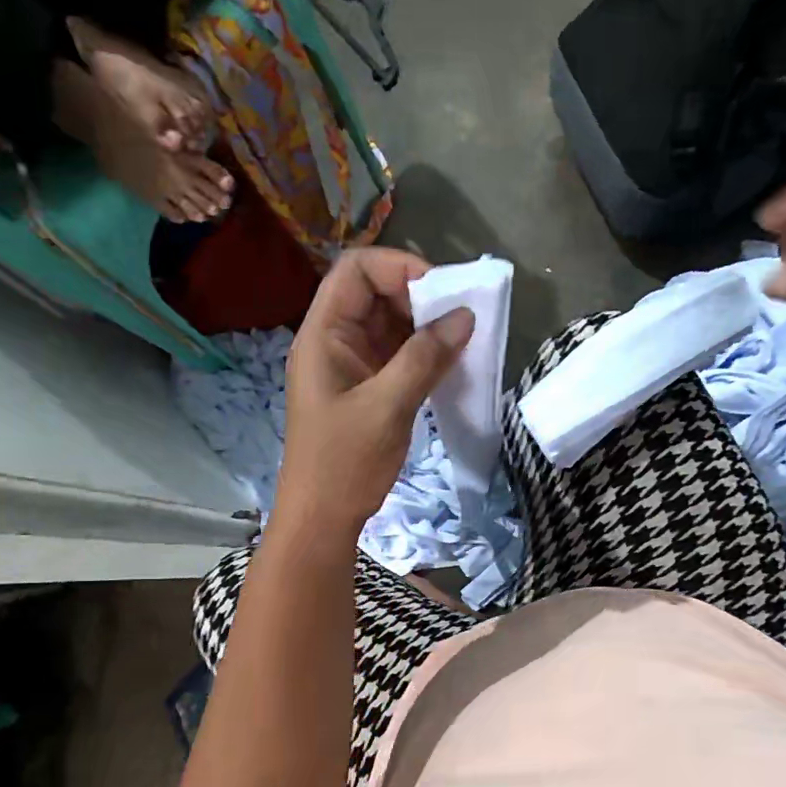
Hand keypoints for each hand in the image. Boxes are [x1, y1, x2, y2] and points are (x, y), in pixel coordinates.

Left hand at [276, 249, 474, 538]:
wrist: (321, 519)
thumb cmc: (344, 463)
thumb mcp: (387, 407)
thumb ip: (424, 358)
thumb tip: (464, 316)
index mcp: (323, 335)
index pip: (356, 270)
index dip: (398, 268)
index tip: (441, 292)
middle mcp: (332, 342)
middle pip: (374, 293)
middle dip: (418, 298)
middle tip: (459, 318)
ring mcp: (348, 367)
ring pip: (388, 325)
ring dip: (424, 327)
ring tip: (460, 340)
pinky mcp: (364, 390)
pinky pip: (394, 356)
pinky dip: (421, 354)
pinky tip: (449, 363)